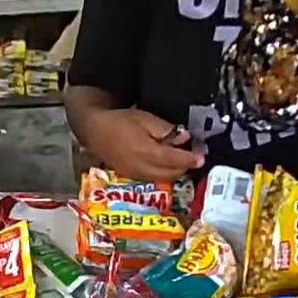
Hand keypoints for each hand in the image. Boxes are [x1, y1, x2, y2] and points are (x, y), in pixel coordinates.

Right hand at [81, 107, 202, 182]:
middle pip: (170, 174)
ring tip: (181, 160)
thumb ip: (165, 129)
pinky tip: (166, 164)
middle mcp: (140, 168)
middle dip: (183, 167)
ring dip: (174, 172)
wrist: (95, 131)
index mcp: (145, 152)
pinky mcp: (131, 177)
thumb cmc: (120, 121)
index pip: (173, 160)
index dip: (188, 159)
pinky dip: (163, 173)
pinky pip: (152, 179)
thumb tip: (185, 137)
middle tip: (193, 156)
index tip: (201, 158)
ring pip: (162, 179)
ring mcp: (135, 175)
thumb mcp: (144, 118)